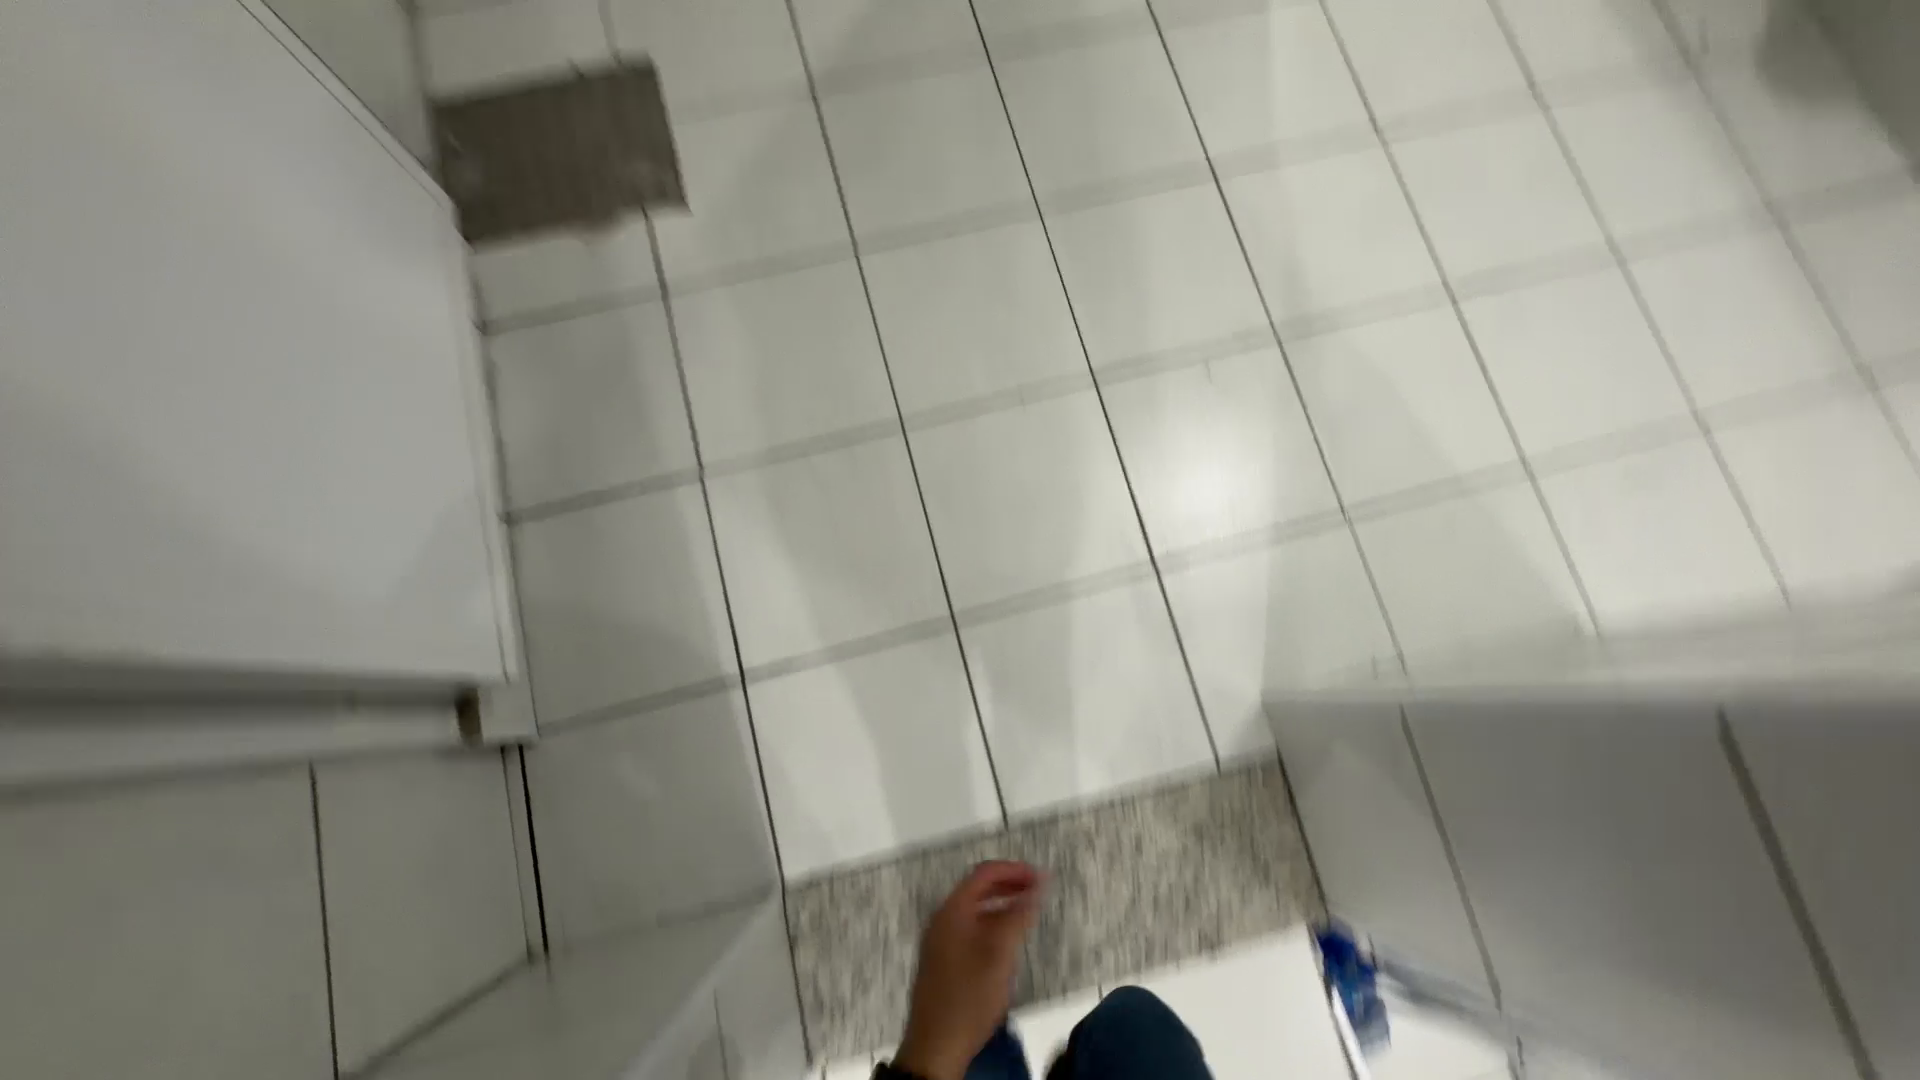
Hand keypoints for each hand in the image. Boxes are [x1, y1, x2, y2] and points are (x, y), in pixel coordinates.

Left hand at [892, 860, 1043, 1079]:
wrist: (935, 1046)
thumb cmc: (969, 997)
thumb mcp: (1000, 954)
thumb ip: (1019, 916)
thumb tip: (1039, 883)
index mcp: (953, 910)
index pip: (985, 873)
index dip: (1014, 870)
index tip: (1041, 876)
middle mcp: (943, 918)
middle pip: (977, 887)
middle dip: (1009, 884)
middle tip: (1038, 890)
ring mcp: (940, 939)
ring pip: (974, 909)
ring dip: (1001, 904)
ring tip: (1028, 912)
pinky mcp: (942, 959)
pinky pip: (969, 926)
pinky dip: (991, 922)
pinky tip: (1007, 940)